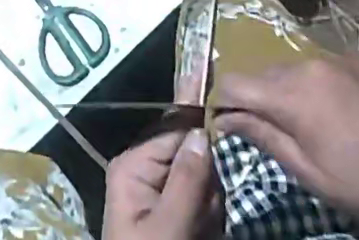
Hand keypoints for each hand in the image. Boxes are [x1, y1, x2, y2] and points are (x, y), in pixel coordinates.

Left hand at [102, 128, 219, 239]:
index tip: (225, 158)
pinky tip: (204, 233)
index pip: (175, 128)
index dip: (203, 138)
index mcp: (133, 163)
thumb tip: (202, 131)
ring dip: (211, 206)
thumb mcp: (166, 230)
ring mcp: (161, 189)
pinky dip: (210, 219)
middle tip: (203, 217)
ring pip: (204, 180)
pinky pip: (203, 202)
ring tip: (201, 231)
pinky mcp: (175, 211)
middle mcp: (145, 168)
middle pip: (192, 153)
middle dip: (208, 185)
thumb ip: (186, 180)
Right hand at [214, 55, 358, 236]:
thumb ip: (266, 140)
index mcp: (293, 92)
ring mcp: (338, 57)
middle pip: (262, 73)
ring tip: (308, 131)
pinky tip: (341, 119)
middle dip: (255, 100)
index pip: (234, 82)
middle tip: (267, 136)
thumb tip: (226, 119)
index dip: (222, 103)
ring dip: (287, 94)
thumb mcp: (316, 176)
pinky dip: (316, 88)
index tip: (225, 128)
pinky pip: (321, 68)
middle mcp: (309, 62)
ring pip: (292, 70)